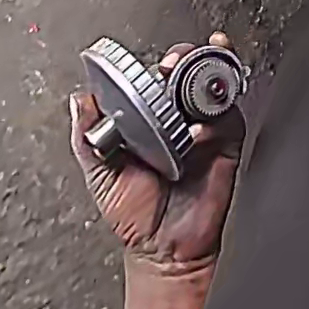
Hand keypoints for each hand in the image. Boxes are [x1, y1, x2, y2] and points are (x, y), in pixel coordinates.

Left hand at [69, 32, 241, 283]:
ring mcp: (208, 129)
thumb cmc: (135, 214)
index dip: (167, 61)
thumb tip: (80, 100)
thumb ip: (88, 137)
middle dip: (190, 57)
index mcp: (156, 117)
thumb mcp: (100, 173)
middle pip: (196, 72)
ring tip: (192, 80)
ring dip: (209, 76)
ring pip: (218, 87)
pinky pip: (228, 122)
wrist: (162, 250)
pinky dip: (213, 124)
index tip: (158, 61)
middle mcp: (184, 117)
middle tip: (174, 62)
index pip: (165, 76)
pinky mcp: (227, 145)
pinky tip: (195, 134)